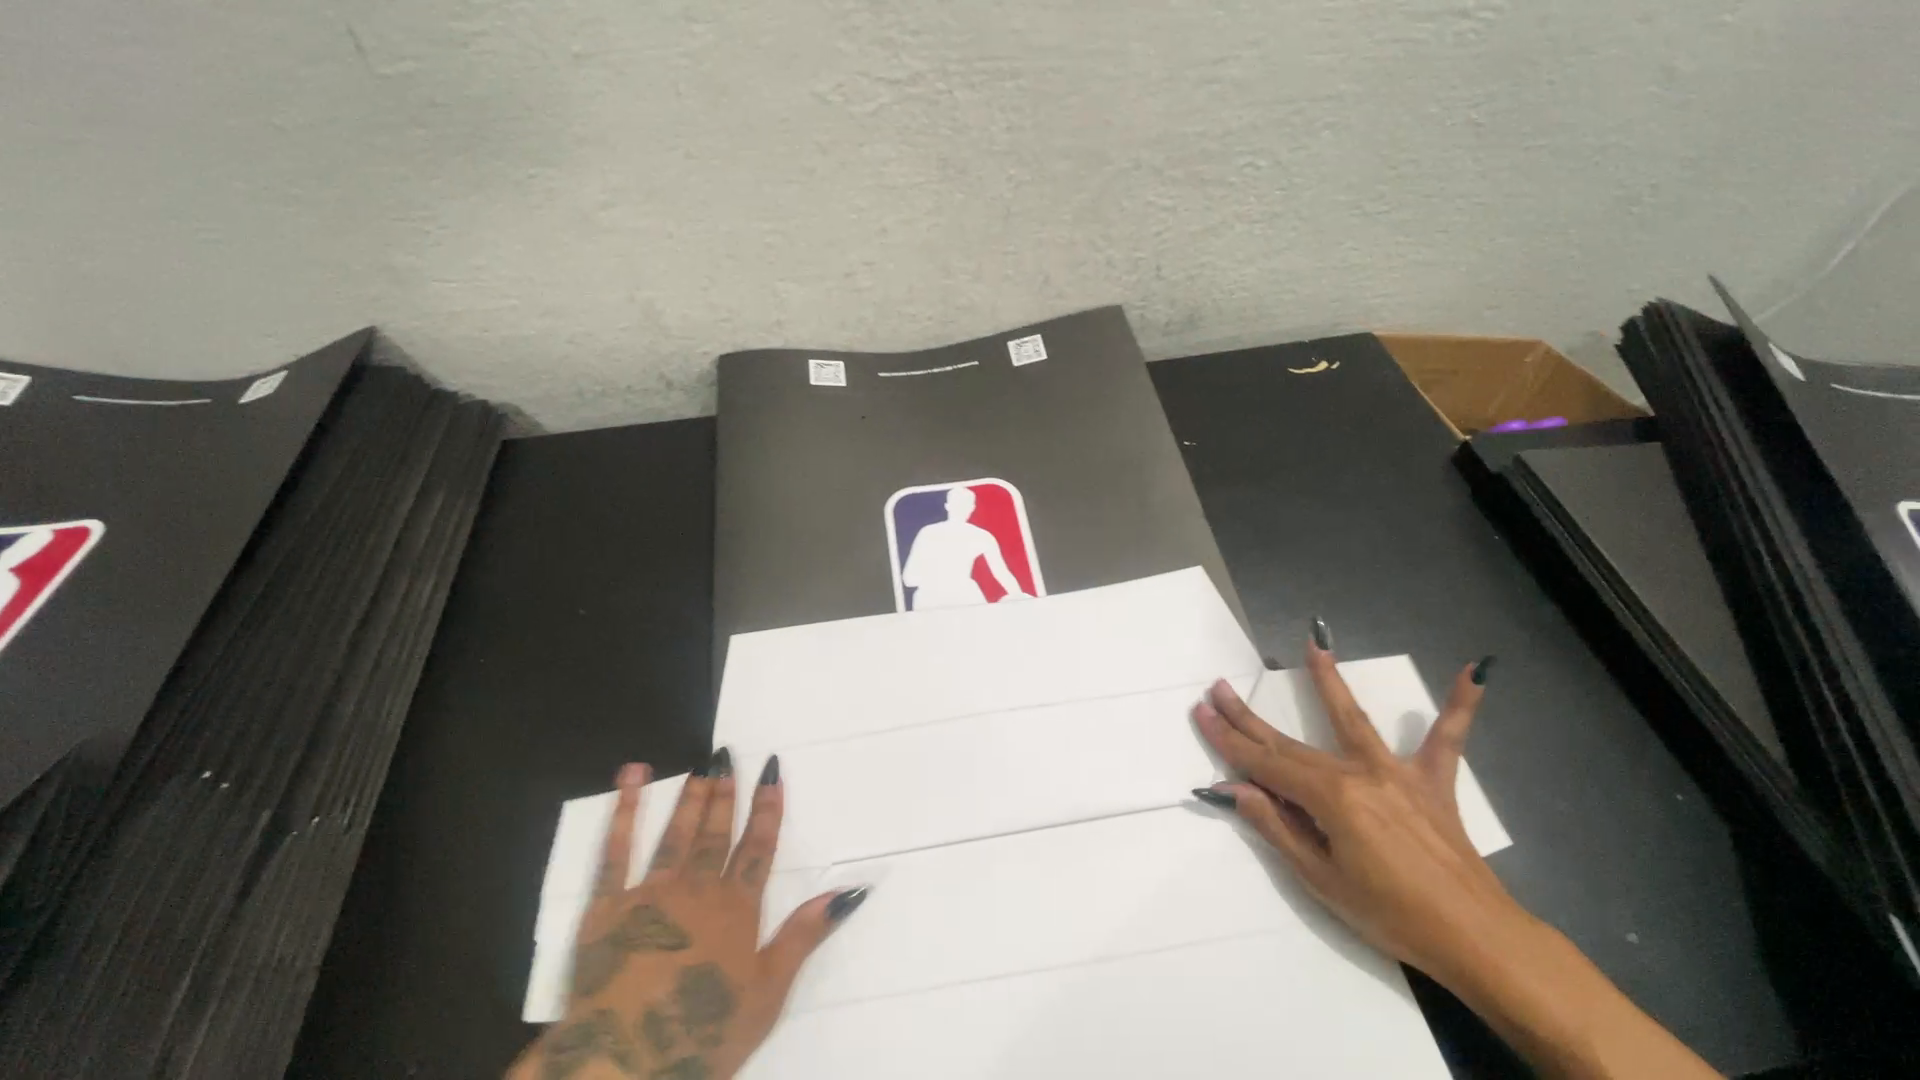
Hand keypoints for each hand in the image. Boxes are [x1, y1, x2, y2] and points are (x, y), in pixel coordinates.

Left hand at [508, 752, 868, 1079]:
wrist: (626, 1060)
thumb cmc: (704, 1032)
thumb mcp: (768, 992)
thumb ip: (804, 935)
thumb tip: (848, 890)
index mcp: (737, 910)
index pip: (758, 848)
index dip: (767, 809)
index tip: (772, 771)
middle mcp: (697, 890)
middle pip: (716, 834)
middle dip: (726, 794)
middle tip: (728, 756)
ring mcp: (650, 894)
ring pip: (676, 834)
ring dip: (691, 797)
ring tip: (701, 766)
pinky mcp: (606, 906)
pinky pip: (615, 849)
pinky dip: (626, 810)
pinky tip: (633, 777)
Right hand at [1191, 638, 1516, 984]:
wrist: (1473, 936)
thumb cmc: (1389, 916)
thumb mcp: (1321, 879)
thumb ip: (1278, 828)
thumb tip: (1235, 787)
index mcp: (1331, 798)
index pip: (1266, 765)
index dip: (1229, 740)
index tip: (1202, 712)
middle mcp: (1360, 773)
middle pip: (1293, 744)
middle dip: (1250, 718)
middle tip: (1218, 688)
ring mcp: (1399, 773)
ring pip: (1354, 720)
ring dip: (1328, 682)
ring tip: (1314, 645)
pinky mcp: (1434, 783)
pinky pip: (1447, 739)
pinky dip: (1461, 705)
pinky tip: (1475, 669)